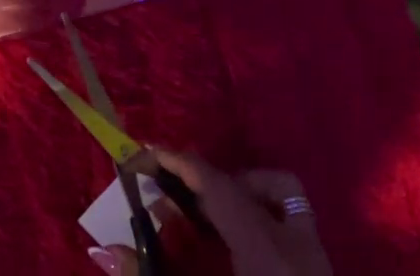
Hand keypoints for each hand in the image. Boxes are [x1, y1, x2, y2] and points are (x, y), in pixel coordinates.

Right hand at [88, 154, 332, 275]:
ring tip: (204, 223)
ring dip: (243, 198)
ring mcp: (318, 264)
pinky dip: (262, 222)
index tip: (143, 154)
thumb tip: (102, 251)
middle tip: (172, 198)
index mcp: (266, 254)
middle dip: (211, 182)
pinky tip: (234, 253)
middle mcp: (299, 249)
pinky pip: (294, 228)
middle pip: (258, 185)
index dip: (179, 164)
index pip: (219, 187)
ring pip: (285, 201)